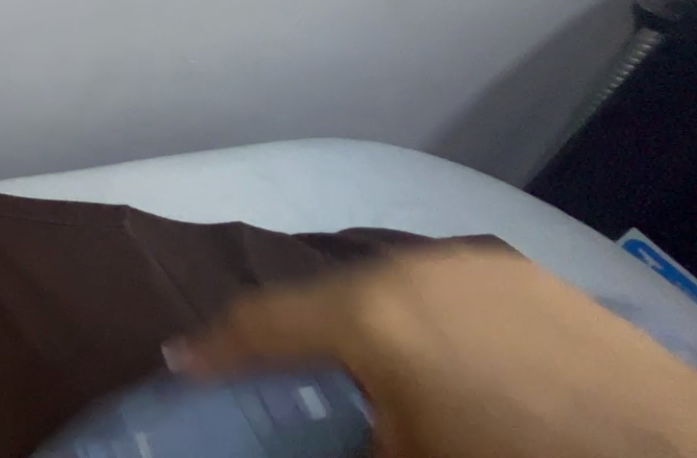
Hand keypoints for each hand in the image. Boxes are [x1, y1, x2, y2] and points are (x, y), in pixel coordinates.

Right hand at [171, 245, 696, 457]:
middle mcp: (403, 268)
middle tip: (298, 377)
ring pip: (379, 287)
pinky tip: (459, 358)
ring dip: (366, 325)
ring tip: (391, 371)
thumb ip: (345, 434)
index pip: (262, 322)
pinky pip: (439, 287)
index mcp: (369, 316)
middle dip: (303, 339)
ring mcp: (463, 262)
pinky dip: (424, 317)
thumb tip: (306, 424)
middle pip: (321, 299)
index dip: (215, 345)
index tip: (181, 360)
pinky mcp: (516, 270)